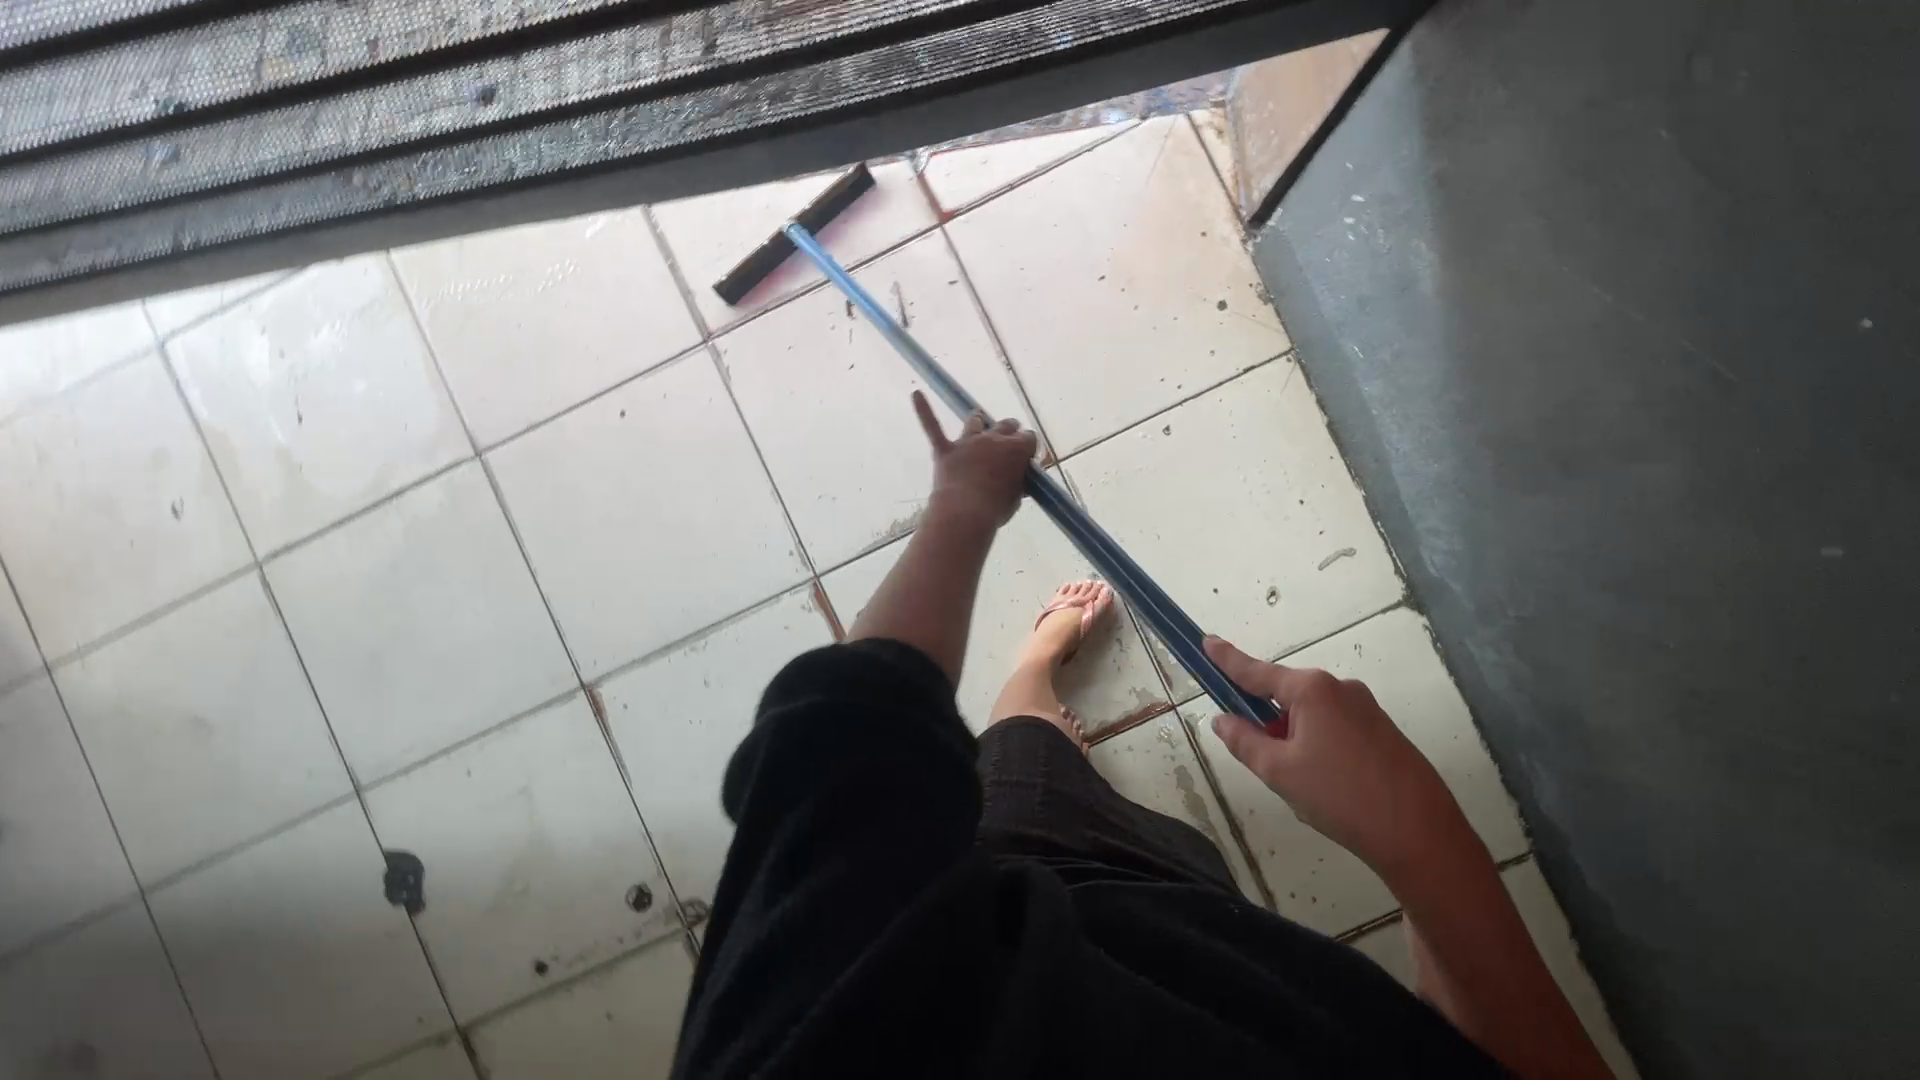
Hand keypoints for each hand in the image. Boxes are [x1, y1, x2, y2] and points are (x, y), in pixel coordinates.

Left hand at [912, 390, 1036, 527]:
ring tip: (979, 419)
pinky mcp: (945, 450)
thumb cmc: (997, 508)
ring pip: (975, 421)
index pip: (1029, 438)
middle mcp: (994, 439)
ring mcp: (968, 442)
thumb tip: (1015, 477)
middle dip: (1010, 430)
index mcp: (1017, 449)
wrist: (966, 511)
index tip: (1025, 458)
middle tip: (1007, 440)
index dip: (1027, 447)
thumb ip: (1017, 480)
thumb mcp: (1017, 495)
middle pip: (1006, 425)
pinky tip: (916, 394)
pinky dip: (924, 410)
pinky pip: (933, 426)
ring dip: (979, 421)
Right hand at [1203, 636, 1471, 873]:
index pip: (1256, 671)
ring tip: (1305, 787)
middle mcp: (1340, 688)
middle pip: (1285, 695)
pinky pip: (1335, 729)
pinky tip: (1330, 787)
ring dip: (1294, 740)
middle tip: (1266, 764)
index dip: (1227, 658)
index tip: (1206, 640)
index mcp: (1311, 690)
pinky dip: (1319, 748)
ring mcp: (1366, 708)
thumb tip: (1222, 719)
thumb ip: (1244, 740)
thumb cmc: (1340, 796)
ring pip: (1311, 716)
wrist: (1421, 834)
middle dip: (1268, 722)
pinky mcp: (1383, 731)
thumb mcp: (1278, 771)